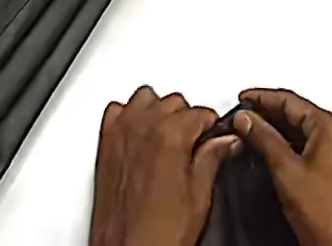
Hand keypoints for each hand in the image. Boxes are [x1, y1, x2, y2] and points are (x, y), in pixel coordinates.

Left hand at [90, 86, 238, 245]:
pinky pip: (117, 111)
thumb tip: (226, 141)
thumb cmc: (158, 237)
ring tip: (167, 138)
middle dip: (187, 119)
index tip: (215, 136)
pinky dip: (128, 117)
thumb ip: (212, 159)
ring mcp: (122, 131)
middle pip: (174, 101)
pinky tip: (138, 135)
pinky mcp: (106, 142)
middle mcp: (144, 125)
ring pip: (146, 98)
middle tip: (194, 144)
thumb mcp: (198, 198)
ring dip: (158, 112)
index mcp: (171, 134)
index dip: (212, 126)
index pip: (201, 112)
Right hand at [232, 89, 331, 245]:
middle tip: (243, 115)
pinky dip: (285, 146)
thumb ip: (264, 139)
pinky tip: (269, 153)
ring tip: (251, 132)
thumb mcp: (287, 171)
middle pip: (295, 113)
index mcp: (331, 127)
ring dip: (275, 131)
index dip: (262, 97)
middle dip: (267, 113)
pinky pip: (305, 147)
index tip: (243, 98)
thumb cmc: (330, 217)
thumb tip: (246, 118)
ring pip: (299, 131)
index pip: (290, 100)